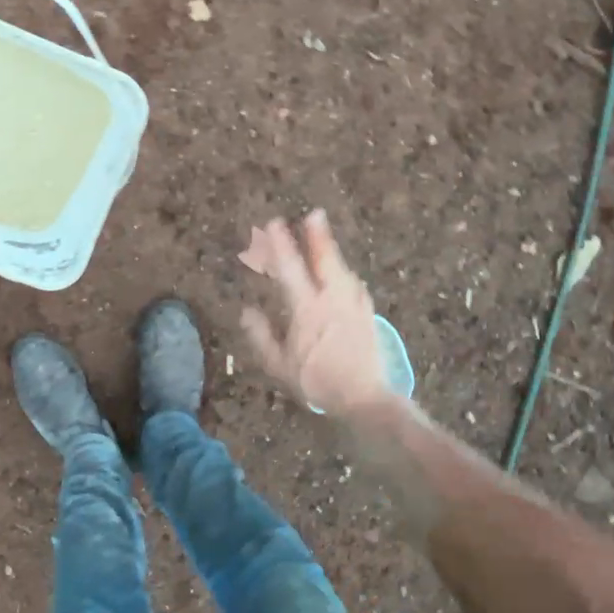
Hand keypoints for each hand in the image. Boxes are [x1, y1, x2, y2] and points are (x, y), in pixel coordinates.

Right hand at [240, 209, 393, 415]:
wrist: (363, 398)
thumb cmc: (315, 382)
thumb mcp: (278, 365)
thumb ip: (261, 335)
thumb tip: (246, 311)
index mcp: (306, 309)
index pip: (289, 269)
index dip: (280, 245)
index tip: (274, 224)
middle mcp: (331, 300)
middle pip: (325, 260)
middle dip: (318, 236)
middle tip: (315, 214)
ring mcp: (353, 306)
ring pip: (342, 270)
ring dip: (332, 252)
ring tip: (325, 239)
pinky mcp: (367, 316)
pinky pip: (354, 286)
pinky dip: (344, 274)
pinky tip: (344, 275)